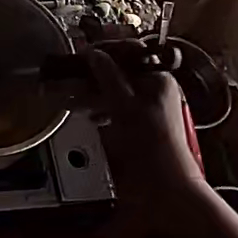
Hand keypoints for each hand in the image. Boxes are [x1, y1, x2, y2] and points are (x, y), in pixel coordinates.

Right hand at [84, 42, 203, 210]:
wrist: (164, 186)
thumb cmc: (152, 145)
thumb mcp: (124, 105)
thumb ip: (107, 76)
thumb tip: (93, 54)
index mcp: (158, 79)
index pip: (130, 52)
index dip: (106, 50)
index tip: (84, 53)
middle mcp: (154, 90)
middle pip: (120, 73)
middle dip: (94, 75)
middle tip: (72, 77)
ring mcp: (148, 108)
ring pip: (116, 91)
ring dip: (93, 93)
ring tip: (73, 98)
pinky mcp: (140, 125)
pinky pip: (117, 109)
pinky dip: (101, 109)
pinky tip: (88, 115)